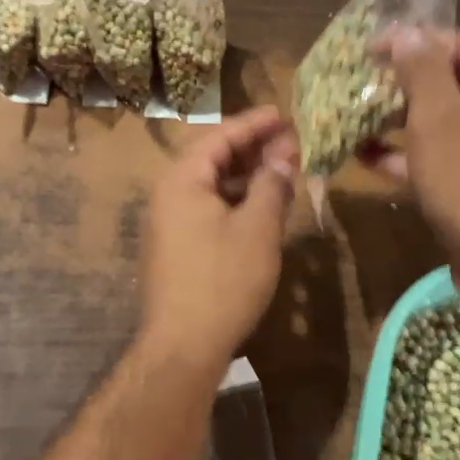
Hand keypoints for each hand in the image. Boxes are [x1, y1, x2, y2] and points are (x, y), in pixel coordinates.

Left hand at [139, 106, 298, 364]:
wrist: (182, 346)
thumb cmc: (223, 282)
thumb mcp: (258, 229)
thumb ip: (272, 185)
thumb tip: (283, 157)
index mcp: (181, 180)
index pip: (220, 135)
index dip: (255, 122)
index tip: (285, 113)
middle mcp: (167, 194)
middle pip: (213, 158)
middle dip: (253, 149)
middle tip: (291, 144)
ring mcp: (168, 223)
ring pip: (212, 186)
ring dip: (247, 177)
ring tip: (284, 173)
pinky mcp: (175, 249)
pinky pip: (207, 210)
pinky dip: (236, 202)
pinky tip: (263, 209)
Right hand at [364, 28, 459, 305]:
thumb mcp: (440, 120)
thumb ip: (422, 71)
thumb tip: (408, 33)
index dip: (411, 44)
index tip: (365, 54)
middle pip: (456, 85)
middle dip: (404, 88)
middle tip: (358, 93)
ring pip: (451, 127)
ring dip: (403, 125)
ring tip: (356, 125)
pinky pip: (455, 163)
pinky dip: (417, 160)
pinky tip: (372, 162)